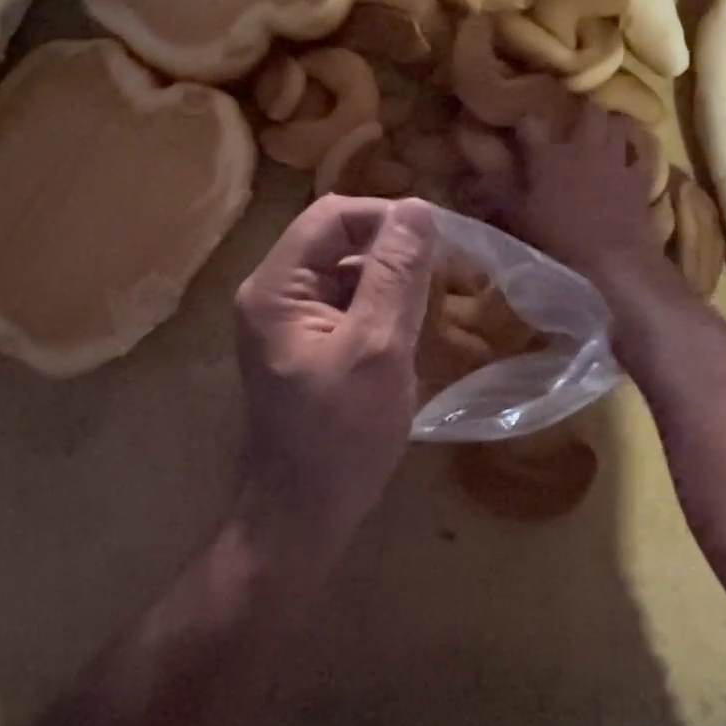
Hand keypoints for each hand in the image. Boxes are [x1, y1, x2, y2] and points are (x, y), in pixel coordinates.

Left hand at [233, 195, 437, 548]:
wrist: (303, 517)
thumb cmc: (340, 437)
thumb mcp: (377, 349)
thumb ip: (396, 274)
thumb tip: (419, 208)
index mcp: (276, 287)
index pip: (333, 216)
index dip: (387, 217)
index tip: (441, 240)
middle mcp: (274, 294)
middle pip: (339, 242)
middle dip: (395, 252)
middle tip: (451, 274)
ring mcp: (288, 322)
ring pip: (348, 274)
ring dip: (394, 282)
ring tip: (441, 304)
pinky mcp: (307, 346)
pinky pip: (348, 307)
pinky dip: (384, 310)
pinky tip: (415, 332)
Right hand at [475, 100, 663, 282]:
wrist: (611, 261)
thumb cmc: (556, 242)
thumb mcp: (518, 219)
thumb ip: (499, 193)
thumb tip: (475, 176)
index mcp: (548, 156)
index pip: (532, 123)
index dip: (526, 122)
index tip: (522, 127)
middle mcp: (583, 148)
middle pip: (588, 111)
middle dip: (581, 111)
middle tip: (574, 121)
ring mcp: (616, 161)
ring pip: (618, 124)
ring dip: (610, 125)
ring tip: (603, 133)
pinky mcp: (639, 179)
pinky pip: (642, 154)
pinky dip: (636, 151)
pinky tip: (631, 155)